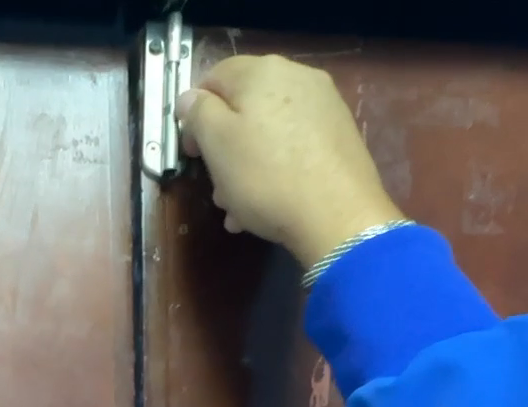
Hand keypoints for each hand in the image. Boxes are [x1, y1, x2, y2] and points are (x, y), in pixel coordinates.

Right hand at [176, 55, 403, 266]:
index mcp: (261, 72)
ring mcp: (322, 105)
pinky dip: (273, 170)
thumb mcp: (217, 144)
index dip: (195, 113)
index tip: (191, 151)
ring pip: (266, 132)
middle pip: (243, 108)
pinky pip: (291, 146)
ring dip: (245, 167)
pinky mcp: (337, 134)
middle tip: (216, 187)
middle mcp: (295, 77)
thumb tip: (190, 98)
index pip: (214, 78)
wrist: (336, 214)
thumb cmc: (265, 177)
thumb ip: (198, 113)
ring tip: (239, 206)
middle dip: (222, 147)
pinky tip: (266, 204)